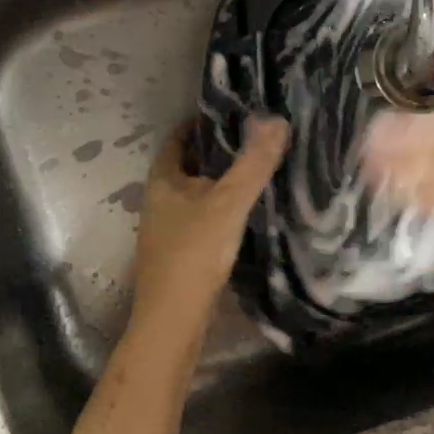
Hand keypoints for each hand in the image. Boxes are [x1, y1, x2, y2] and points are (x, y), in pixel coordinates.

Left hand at [128, 116, 290, 334]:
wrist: (172, 321)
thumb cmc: (194, 253)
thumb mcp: (228, 202)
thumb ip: (253, 163)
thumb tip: (276, 119)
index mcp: (162, 180)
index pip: (177, 138)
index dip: (199, 122)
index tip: (230, 111)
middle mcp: (157, 200)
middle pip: (185, 165)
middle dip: (212, 151)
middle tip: (250, 138)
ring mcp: (165, 230)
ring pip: (192, 194)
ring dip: (216, 181)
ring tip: (253, 171)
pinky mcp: (177, 254)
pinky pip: (199, 218)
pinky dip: (218, 209)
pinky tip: (243, 214)